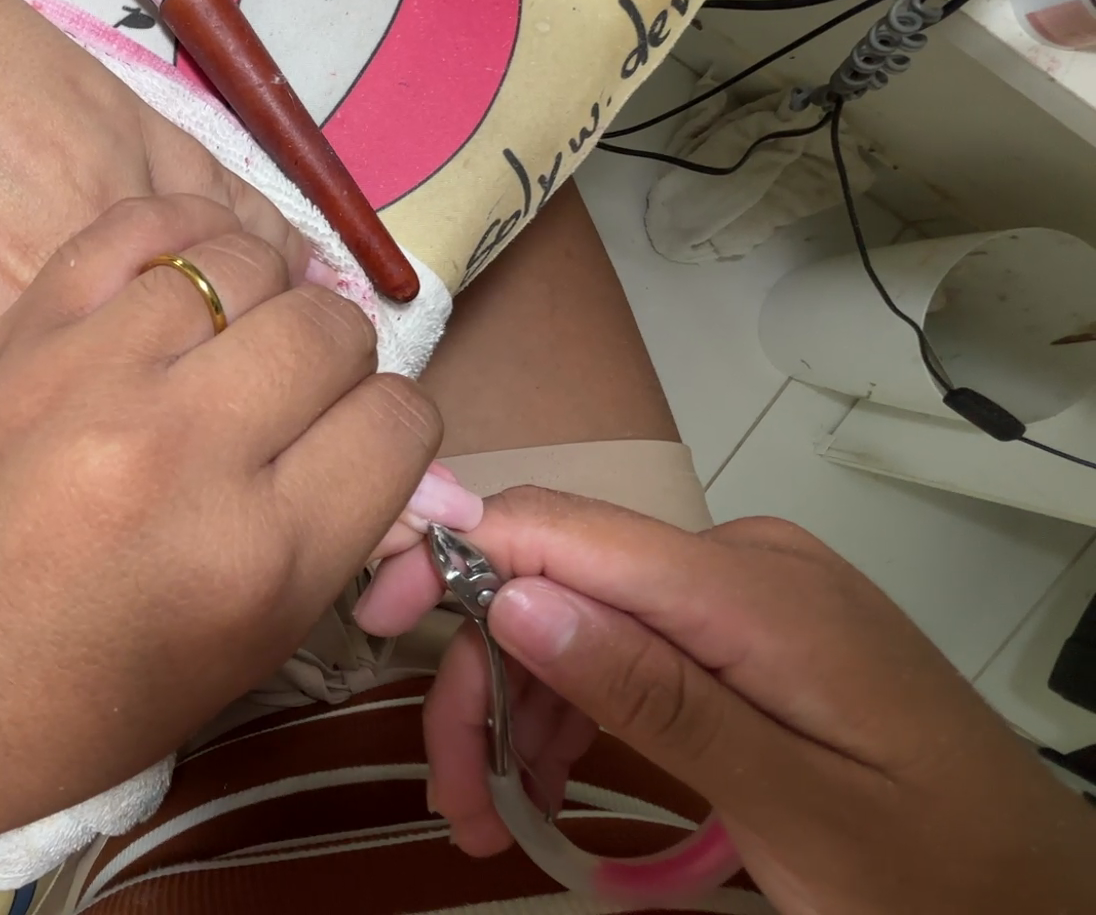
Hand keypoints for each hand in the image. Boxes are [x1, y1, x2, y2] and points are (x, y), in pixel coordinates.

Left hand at [0, 0, 311, 445]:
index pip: (84, 453)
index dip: (129, 466)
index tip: (157, 467)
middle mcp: (50, 302)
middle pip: (178, 388)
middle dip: (210, 418)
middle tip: (230, 423)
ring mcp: (111, 213)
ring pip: (229, 301)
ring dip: (259, 334)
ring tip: (272, 348)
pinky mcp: (144, 135)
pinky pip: (238, 213)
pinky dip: (270, 250)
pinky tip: (280, 269)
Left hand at [0, 193, 443, 879]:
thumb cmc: (71, 709)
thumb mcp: (234, 655)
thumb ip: (329, 535)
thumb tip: (390, 439)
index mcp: (254, 557)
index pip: (399, 426)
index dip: (393, 433)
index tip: (357, 444)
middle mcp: (181, 449)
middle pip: (331, 330)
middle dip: (338, 361)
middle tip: (292, 394)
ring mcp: (91, 375)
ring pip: (244, 263)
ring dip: (263, 299)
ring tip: (229, 340)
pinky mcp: (21, 332)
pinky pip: (140, 226)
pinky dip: (183, 240)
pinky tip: (179, 280)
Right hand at [417, 488, 1095, 913]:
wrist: (1054, 909)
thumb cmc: (948, 880)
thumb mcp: (800, 810)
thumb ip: (654, 694)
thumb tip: (514, 602)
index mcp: (749, 587)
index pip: (555, 528)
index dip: (450, 554)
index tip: (375, 612)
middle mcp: (724, 563)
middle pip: (546, 586)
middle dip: (481, 680)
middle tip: (451, 788)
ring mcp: (719, 594)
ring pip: (561, 623)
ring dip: (510, 712)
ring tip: (487, 809)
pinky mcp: (712, 629)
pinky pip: (602, 648)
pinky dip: (557, 713)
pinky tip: (543, 780)